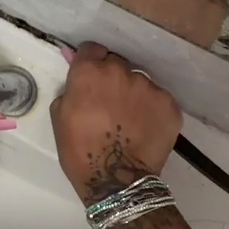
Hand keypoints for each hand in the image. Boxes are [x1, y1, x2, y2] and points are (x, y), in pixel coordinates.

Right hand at [50, 43, 183, 203]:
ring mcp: (147, 86)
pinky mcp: (169, 104)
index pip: (92, 49)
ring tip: (130, 119)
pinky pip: (158, 99)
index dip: (90, 62)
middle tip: (109, 102)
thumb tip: (81, 84)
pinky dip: (152, 109)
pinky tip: (145, 127)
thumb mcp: (59, 114)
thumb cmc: (79, 149)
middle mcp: (120, 71)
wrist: (115, 180)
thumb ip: (72, 89)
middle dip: (112, 78)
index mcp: (89, 70)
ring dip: (133, 94)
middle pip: (116, 64)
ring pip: (139, 81)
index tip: (90, 76)